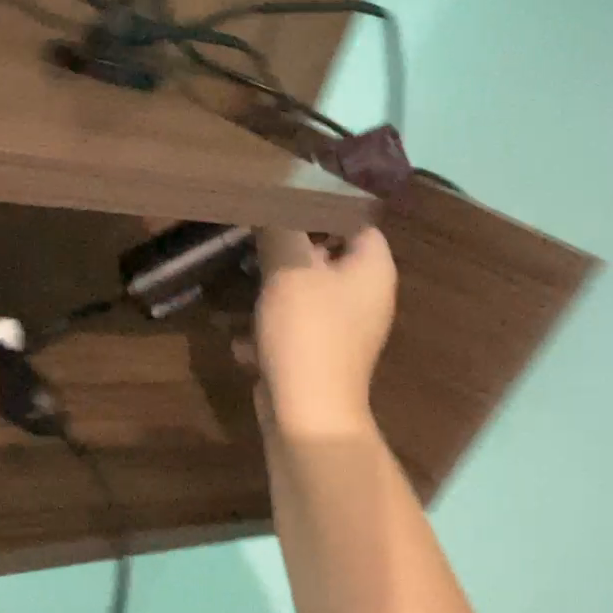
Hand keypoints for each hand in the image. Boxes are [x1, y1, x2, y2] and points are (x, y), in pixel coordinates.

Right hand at [251, 226, 398, 438]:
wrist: (308, 414)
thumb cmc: (306, 333)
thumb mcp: (288, 269)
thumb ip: (280, 228)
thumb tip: (273, 198)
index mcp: (373, 268)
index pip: (354, 220)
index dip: (318, 210)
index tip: (278, 208)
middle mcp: (367, 297)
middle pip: (325, 258)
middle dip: (285, 255)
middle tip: (251, 247)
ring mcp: (344, 333)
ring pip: (304, 297)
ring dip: (270, 296)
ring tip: (240, 291)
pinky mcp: (320, 360)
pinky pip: (293, 333)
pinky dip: (268, 334)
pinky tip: (243, 343)